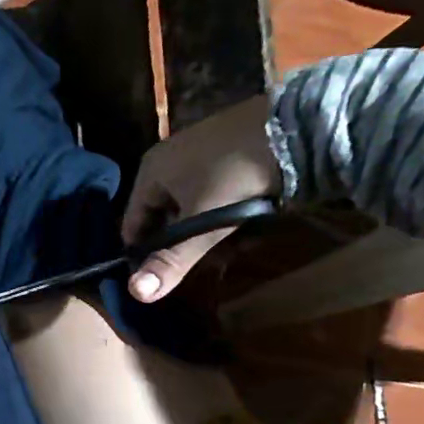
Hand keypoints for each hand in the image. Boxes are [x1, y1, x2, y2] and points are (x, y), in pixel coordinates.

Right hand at [121, 94, 280, 303]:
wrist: (292, 129)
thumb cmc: (234, 176)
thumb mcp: (202, 224)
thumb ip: (171, 261)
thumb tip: (136, 295)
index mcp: (151, 173)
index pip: (132, 226)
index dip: (143, 255)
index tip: (163, 278)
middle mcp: (168, 163)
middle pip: (163, 221)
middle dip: (183, 247)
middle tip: (206, 265)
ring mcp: (196, 158)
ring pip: (190, 213)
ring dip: (206, 236)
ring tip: (231, 248)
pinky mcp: (223, 158)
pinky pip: (211, 199)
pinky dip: (222, 218)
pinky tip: (243, 230)